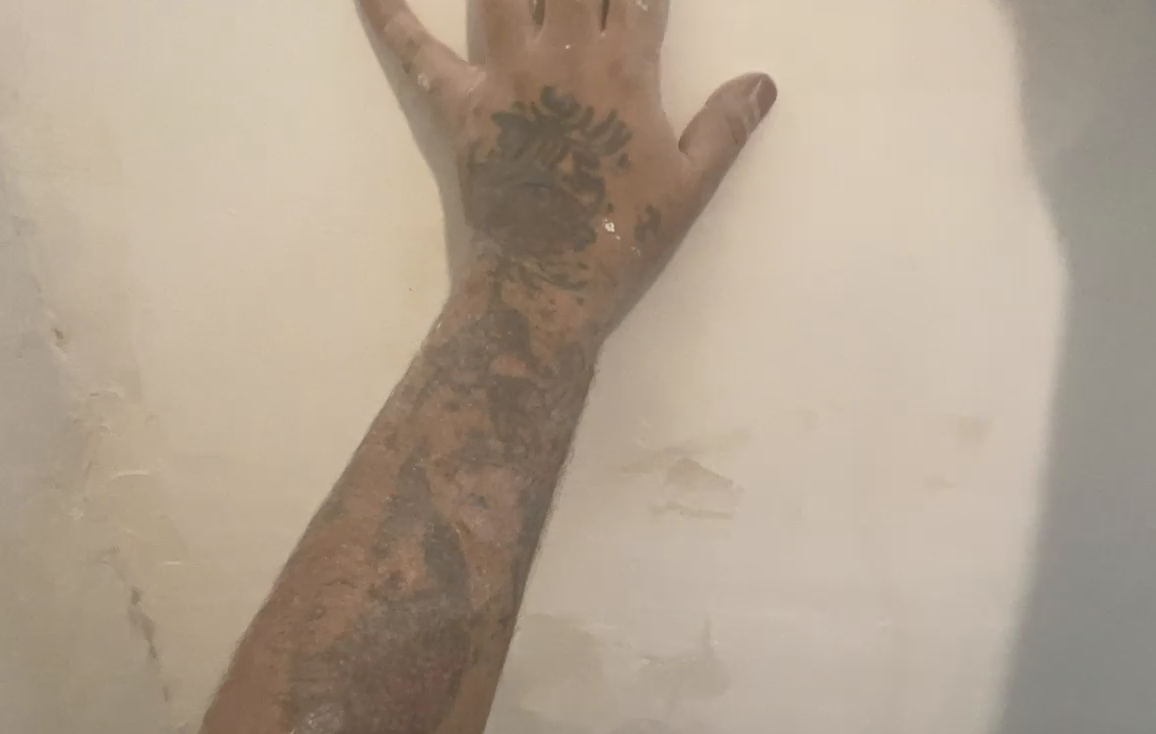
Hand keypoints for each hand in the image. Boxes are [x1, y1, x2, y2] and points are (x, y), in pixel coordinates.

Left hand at [363, 0, 776, 324]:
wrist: (552, 285)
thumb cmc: (624, 239)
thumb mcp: (689, 189)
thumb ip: (724, 128)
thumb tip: (764, 82)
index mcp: (624, 72)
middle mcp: (562, 57)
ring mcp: (506, 78)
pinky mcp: (462, 109)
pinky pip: (419, 55)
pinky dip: (391, 18)